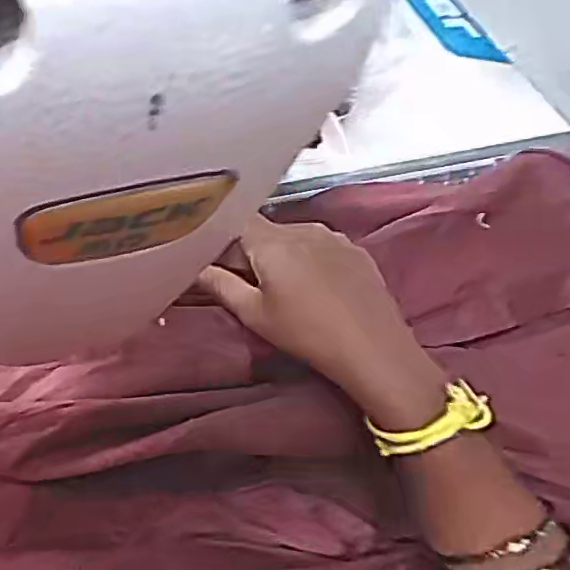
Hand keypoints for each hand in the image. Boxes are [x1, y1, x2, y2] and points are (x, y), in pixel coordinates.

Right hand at [196, 218, 446, 428]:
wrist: (374, 349)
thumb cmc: (304, 332)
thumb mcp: (253, 314)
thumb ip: (220, 285)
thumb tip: (195, 268)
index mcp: (272, 242)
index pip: (236, 220)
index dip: (221, 235)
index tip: (213, 257)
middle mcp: (303, 229)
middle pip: (264, 230)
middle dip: (249, 250)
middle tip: (244, 282)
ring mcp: (334, 238)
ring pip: (292, 237)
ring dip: (280, 255)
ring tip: (281, 287)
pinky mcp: (356, 251)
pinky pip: (319, 245)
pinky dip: (307, 259)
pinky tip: (312, 288)